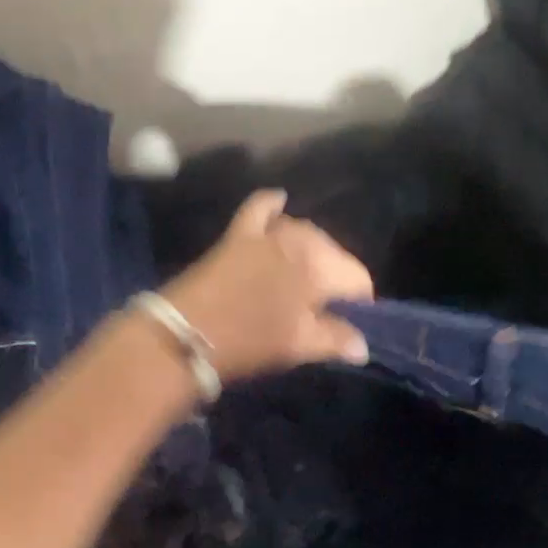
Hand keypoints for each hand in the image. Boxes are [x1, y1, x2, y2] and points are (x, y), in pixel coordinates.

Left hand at [158, 189, 373, 380]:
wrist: (184, 334)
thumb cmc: (248, 342)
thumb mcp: (297, 346)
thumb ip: (335, 340)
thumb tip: (362, 345)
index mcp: (319, 267)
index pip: (357, 277)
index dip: (359, 302)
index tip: (349, 323)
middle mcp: (297, 240)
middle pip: (333, 253)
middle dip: (336, 277)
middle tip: (325, 309)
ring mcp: (265, 234)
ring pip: (303, 232)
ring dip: (312, 251)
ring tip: (307, 280)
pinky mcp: (236, 235)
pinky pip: (260, 209)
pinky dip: (272, 205)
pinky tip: (280, 201)